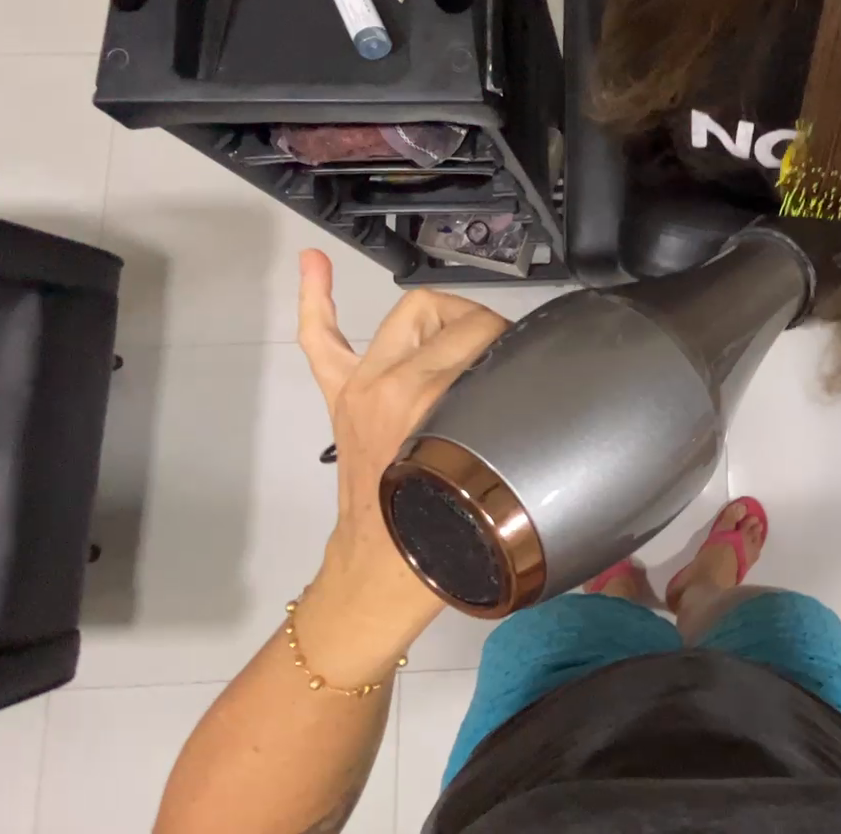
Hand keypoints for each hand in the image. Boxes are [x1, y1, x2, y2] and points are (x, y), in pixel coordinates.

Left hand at [290, 250, 509, 684]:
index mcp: (424, 400)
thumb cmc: (443, 534)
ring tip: (460, 330)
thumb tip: (524, 375)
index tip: (523, 353)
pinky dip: (316, 301)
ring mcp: (357, 387)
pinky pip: (322, 340)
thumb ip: (504, 415)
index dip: (508, 333)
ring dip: (437, 313)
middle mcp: (385, 384)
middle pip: (440, 312)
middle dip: (477, 319)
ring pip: (403, 314)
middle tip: (497, 350)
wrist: (381, 573)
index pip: (476, 331)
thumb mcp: (491, 471)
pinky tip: (315, 266)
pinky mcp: (340, 397)